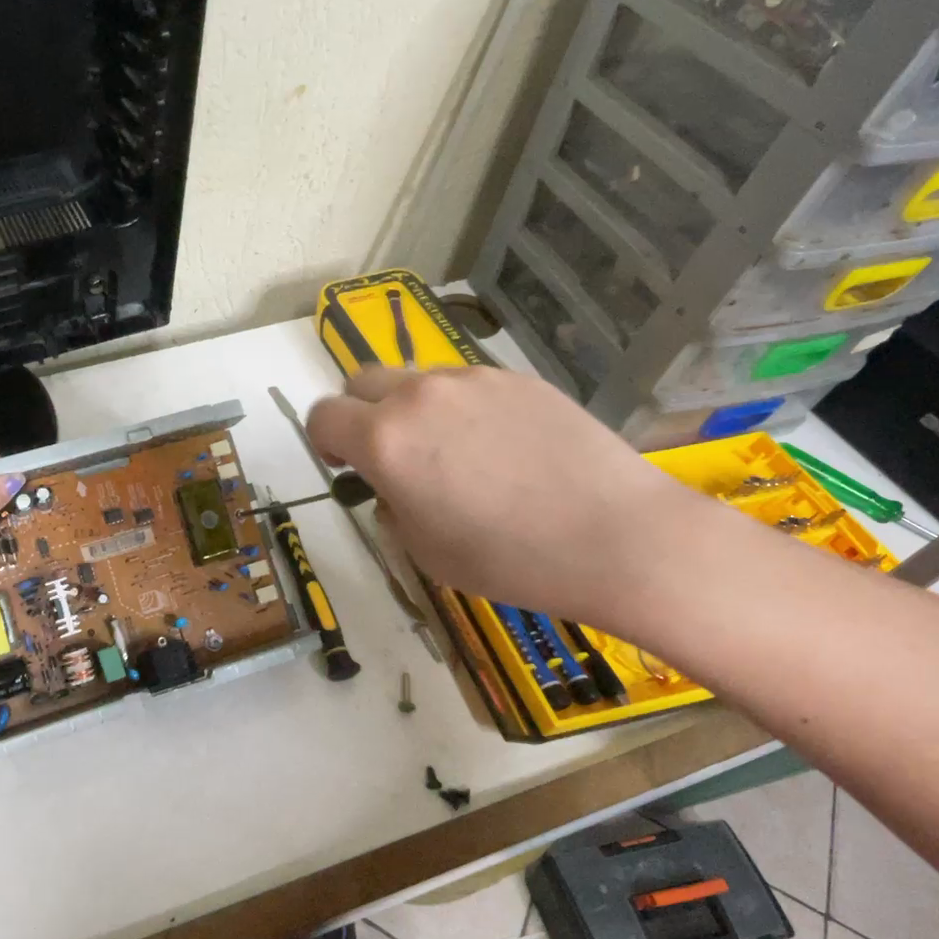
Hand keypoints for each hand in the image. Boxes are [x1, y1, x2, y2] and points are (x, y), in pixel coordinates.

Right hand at [305, 366, 709, 627]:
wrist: (616, 537)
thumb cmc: (508, 559)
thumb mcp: (423, 550)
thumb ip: (390, 505)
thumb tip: (395, 486)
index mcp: (383, 440)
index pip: (322, 416)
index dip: (324, 442)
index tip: (347, 468)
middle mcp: (418, 396)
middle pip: (361, 381)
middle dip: (360, 414)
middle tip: (391, 456)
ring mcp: (472, 380)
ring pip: (416, 381)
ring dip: (414, 410)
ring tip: (458, 457)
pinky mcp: (516, 379)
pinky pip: (467, 385)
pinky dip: (463, 410)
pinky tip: (504, 451)